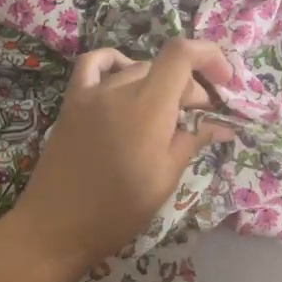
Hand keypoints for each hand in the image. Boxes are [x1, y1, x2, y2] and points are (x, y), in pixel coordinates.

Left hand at [0, 38, 234, 276]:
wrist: (56, 227)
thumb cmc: (117, 210)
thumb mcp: (165, 179)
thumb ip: (191, 141)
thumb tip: (220, 125)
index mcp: (148, 107)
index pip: (182, 54)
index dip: (210, 57)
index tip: (226, 83)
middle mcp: (119, 90)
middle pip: (163, 66)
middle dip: (189, 87)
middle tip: (199, 121)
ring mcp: (91, 94)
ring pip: (134, 69)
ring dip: (158, 83)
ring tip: (165, 113)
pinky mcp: (71, 103)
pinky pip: (93, 65)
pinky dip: (114, 63)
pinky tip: (124, 80)